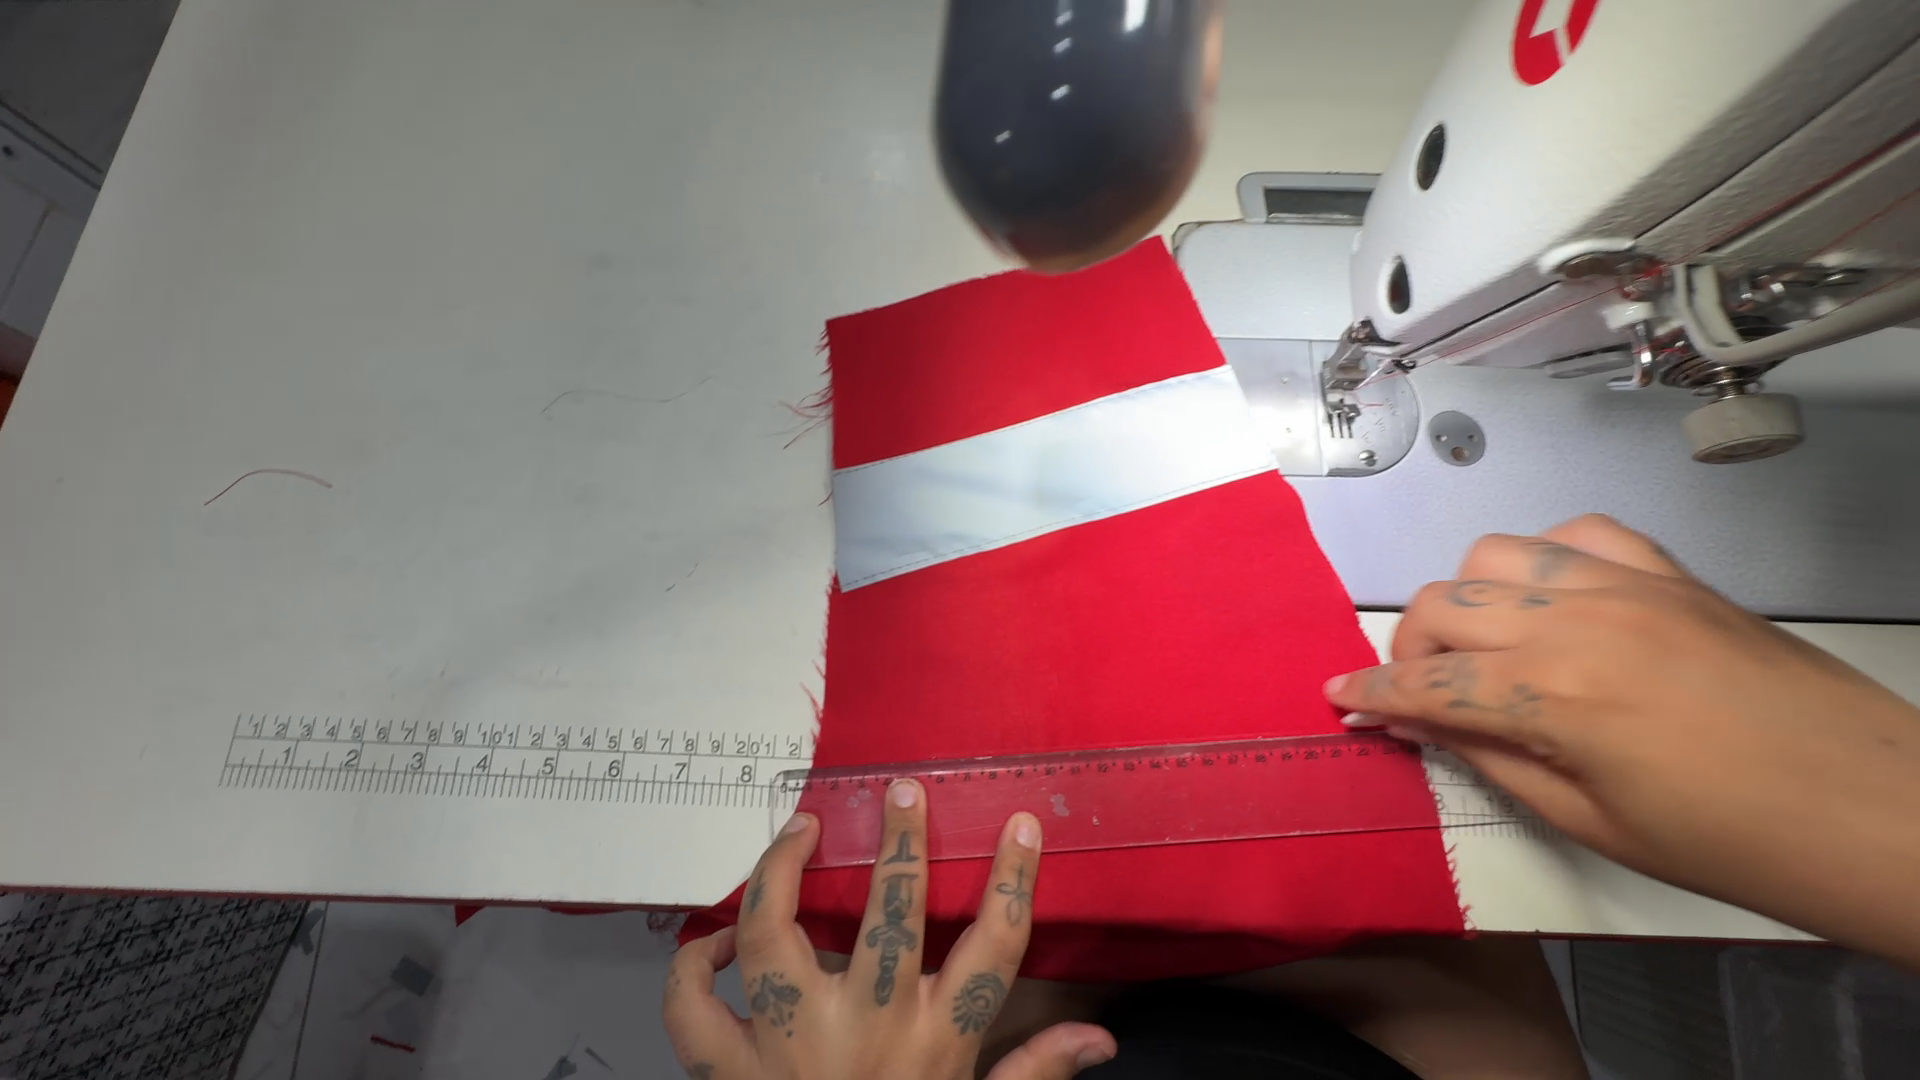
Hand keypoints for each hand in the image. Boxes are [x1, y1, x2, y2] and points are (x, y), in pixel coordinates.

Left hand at [663, 780, 1116, 1078]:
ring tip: (799, 827)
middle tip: (902, 791)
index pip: (993, 952)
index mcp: (933, 1046)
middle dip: (900, 848)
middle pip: (890, 921)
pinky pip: (693, 1009)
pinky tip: (716, 934)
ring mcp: (789, 1048)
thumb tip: (1102, 1040)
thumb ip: (1033, 1074)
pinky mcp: (728, 1072)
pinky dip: (692, 965)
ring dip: (779, 876)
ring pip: (776, 939)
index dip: (1013, 882)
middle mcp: (865, 1034)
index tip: (1021, 825)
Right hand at [1324, 514, 1919, 965]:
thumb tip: (1410, 718)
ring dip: (1465, 601)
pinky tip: (1552, 599)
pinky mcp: (1671, 575)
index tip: (1339, 696)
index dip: (1370, 691)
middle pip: (1441, 607)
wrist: (1891, 817)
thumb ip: (1483, 755)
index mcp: (1553, 697)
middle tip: (1420, 690)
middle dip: (1407, 649)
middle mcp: (1576, 624)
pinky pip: (1577, 534)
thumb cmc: (1730, 843)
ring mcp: (1626, 588)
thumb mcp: (1585, 821)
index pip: (1424, 683)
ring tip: (1482, 642)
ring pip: (1490, 558)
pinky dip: (1544, 561)